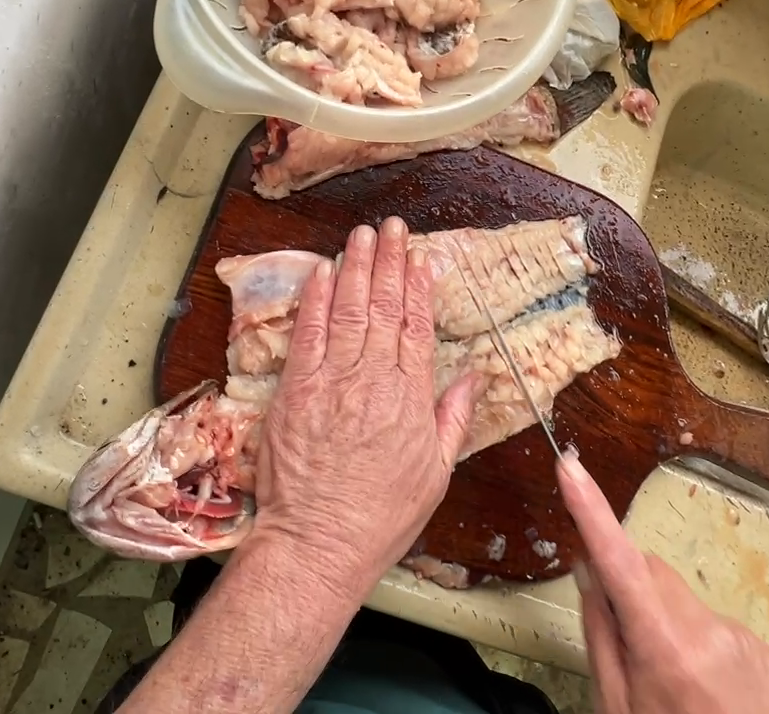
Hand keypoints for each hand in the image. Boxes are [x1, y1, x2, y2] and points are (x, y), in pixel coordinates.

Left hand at [249, 217, 482, 601]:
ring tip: (362, 234)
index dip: (419, 287)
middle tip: (392, 227)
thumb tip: (472, 378)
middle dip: (389, 262)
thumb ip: (451, 419)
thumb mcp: (435, 474)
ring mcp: (332, 380)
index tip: (421, 257)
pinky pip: (307, 334)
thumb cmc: (381, 515)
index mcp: (410, 397)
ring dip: (355, 268)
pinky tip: (321, 271)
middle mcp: (373, 379)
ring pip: (347, 310)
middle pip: (383, 308)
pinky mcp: (296, 389)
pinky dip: (314, 300)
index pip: (416, 327)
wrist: (319, 543)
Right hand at [557, 453, 768, 713]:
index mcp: (664, 648)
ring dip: (662, 616)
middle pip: (649, 572)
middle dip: (628, 586)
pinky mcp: (762, 649)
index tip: (570, 465)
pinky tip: (703, 686)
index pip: (618, 561)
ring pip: (678, 596)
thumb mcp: (616, 707)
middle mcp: (707, 630)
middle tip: (623, 639)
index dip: (590, 509)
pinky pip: (710, 622)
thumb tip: (590, 570)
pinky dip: (696, 639)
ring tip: (670, 676)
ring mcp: (741, 637)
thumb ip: (601, 635)